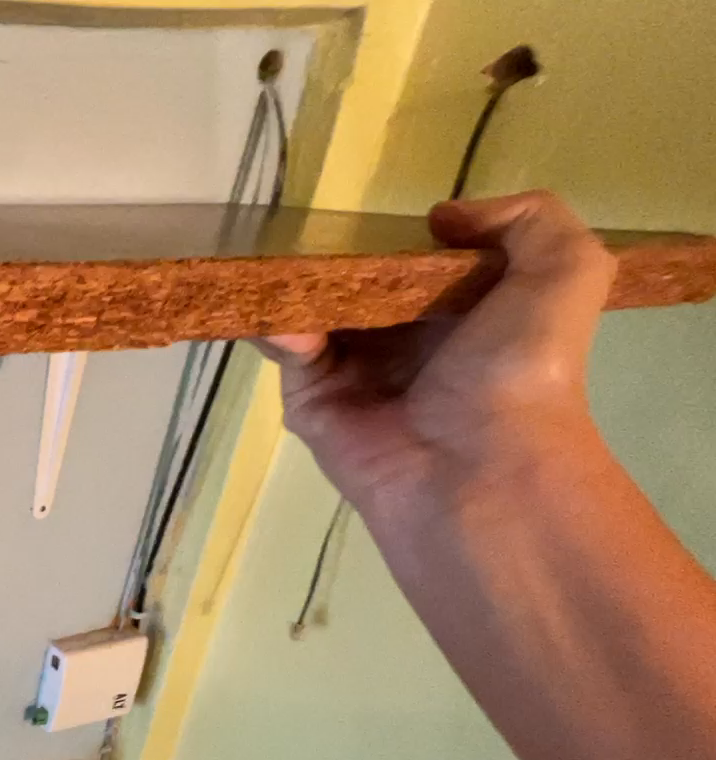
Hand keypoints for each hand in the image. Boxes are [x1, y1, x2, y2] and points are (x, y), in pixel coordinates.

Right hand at [252, 191, 616, 519]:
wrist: (469, 459)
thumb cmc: (520, 367)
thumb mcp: (566, 272)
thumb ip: (527, 219)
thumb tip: (438, 215)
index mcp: (457, 312)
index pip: (413, 266)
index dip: (393, 240)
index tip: (371, 220)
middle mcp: (399, 339)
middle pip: (354, 288)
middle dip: (332, 264)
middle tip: (307, 237)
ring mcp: (348, 369)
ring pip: (311, 317)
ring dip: (295, 292)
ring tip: (279, 270)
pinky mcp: (306, 397)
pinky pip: (287, 352)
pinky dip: (277, 330)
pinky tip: (276, 314)